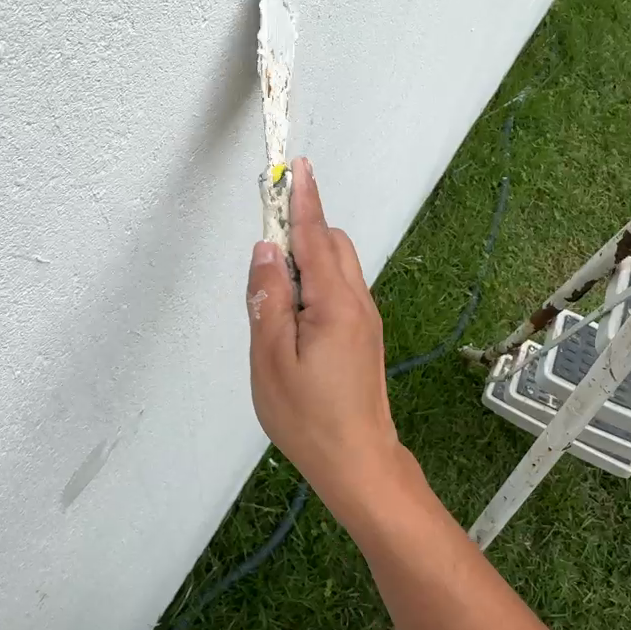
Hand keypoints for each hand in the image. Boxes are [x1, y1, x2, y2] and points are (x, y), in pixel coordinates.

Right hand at [245, 158, 405, 508]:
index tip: (299, 166)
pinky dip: (316, 282)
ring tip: (273, 288)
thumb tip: (266, 248)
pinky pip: (340, 290)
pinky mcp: (364, 336)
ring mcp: (365, 320)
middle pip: (332, 245)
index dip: (303, 199)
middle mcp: (358, 303)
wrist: (359, 463)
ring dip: (308, 258)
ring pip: (339, 267)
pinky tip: (293, 315)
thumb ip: (267, 298)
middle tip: (265, 244)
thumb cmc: (309, 418)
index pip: (315, 235)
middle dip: (302, 228)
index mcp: (335, 303)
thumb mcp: (271, 359)